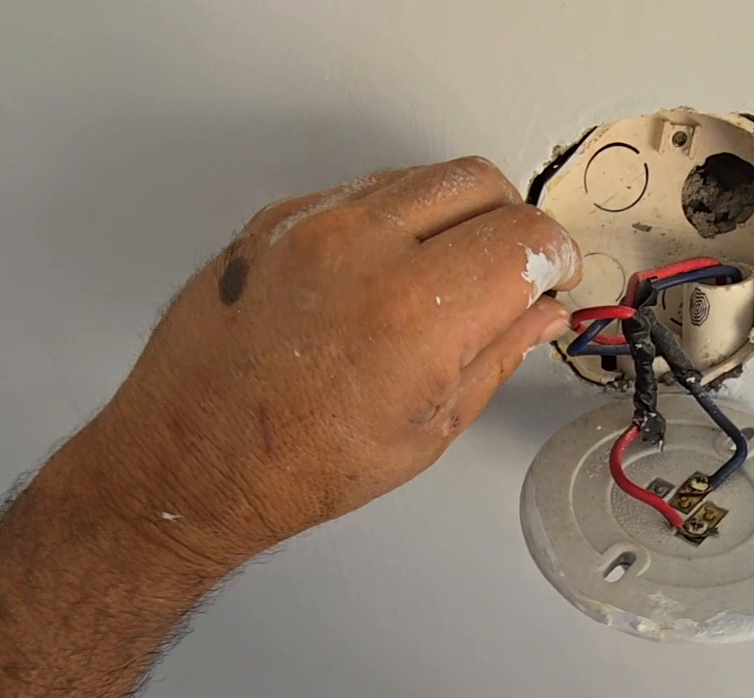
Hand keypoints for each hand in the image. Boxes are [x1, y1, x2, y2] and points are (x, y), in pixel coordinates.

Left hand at [75, 156, 581, 570]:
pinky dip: (400, 217)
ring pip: (424, 176)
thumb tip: (538, 315)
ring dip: (458, 215)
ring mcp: (313, 224)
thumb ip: (495, 357)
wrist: (198, 459)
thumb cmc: (301, 465)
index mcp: (416, 314)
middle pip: (481, 183)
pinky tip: (391, 268)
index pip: (523, 238)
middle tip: (512, 270)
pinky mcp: (278, 218)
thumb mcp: (427, 429)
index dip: (554, 256)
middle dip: (514, 224)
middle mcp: (364, 250)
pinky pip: (366, 190)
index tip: (555, 273)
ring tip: (449, 274)